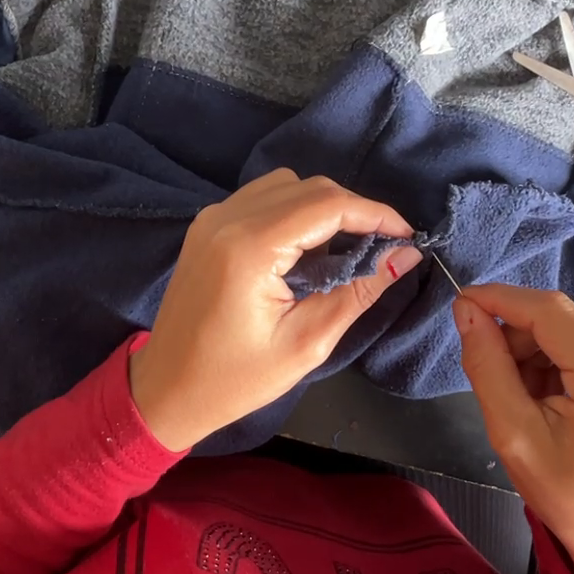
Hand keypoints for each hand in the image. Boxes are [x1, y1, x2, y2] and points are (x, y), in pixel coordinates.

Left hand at [129, 170, 421, 451]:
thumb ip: (358, 292)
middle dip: (353, 210)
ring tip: (348, 249)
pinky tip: (307, 248)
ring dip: (323, 208)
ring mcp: (212, 218)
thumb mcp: (306, 342)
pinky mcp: (206, 226)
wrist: (165, 388)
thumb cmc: (235, 379)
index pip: (327, 204)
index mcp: (250, 247)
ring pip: (285, 185)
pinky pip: (262, 198)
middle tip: (383, 247)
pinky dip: (293, 212)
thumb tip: (405, 256)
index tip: (407, 236)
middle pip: (308, 187)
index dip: (375, 214)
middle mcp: (227, 218)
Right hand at [453, 284, 573, 573]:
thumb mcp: (513, 436)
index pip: (553, 313)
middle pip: (567, 317)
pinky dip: (569, 355)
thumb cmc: (570, 499)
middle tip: (500, 376)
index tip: (462, 302)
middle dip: (523, 336)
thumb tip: (467, 309)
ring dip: (544, 347)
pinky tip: (560, 392)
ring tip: (533, 395)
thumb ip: (487, 365)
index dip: (503, 299)